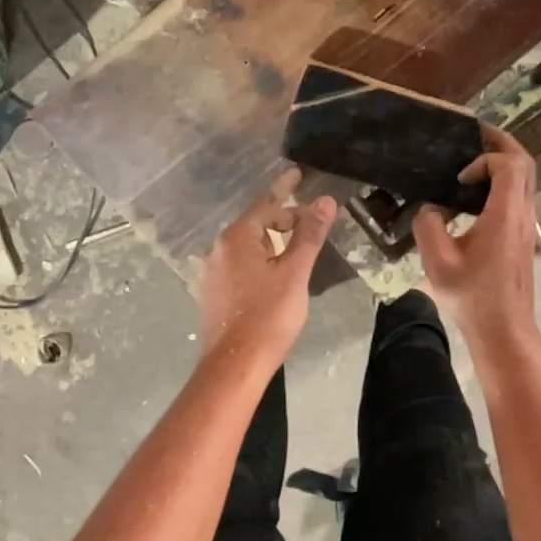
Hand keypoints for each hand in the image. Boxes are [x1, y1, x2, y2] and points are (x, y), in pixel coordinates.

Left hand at [197, 167, 337, 369]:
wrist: (234, 366)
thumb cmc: (267, 315)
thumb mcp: (295, 272)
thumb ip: (310, 235)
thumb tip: (325, 201)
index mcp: (236, 238)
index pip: (266, 203)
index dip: (285, 189)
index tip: (298, 174)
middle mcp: (220, 249)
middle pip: (256, 223)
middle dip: (284, 220)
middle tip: (312, 226)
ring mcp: (215, 273)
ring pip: (249, 246)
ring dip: (274, 242)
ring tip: (299, 251)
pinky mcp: (216, 294)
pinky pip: (242, 264)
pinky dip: (262, 260)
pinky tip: (277, 276)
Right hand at [413, 125, 539, 344]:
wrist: (504, 330)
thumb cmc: (472, 296)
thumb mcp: (437, 261)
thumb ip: (428, 225)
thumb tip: (431, 208)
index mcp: (506, 215)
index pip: (509, 165)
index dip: (484, 160)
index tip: (460, 178)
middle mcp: (524, 214)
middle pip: (525, 163)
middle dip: (501, 144)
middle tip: (475, 134)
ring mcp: (528, 225)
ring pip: (526, 178)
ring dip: (503, 162)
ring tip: (473, 159)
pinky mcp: (524, 235)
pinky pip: (520, 193)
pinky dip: (503, 180)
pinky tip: (477, 192)